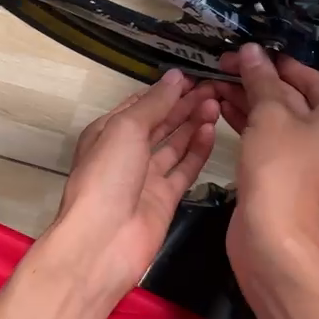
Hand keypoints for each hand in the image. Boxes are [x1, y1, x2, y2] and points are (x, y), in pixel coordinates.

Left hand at [43, 70, 220, 298]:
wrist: (103, 242)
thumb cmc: (107, 176)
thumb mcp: (126, 129)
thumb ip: (154, 103)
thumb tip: (175, 76)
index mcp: (109, 132)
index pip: (141, 104)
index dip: (166, 90)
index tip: (193, 76)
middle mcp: (127, 152)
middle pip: (161, 122)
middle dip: (184, 104)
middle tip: (213, 87)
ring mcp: (147, 177)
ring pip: (175, 144)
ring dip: (193, 123)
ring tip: (216, 104)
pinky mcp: (165, 198)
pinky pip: (185, 168)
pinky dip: (198, 149)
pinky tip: (212, 131)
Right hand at [217, 44, 318, 275]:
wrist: (274, 240)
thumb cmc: (280, 170)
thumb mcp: (269, 115)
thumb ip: (261, 79)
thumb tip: (252, 50)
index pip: (310, 78)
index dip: (277, 62)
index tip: (247, 52)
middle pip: (293, 98)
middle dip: (257, 81)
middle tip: (224, 65)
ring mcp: (310, 162)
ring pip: (278, 121)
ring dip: (248, 101)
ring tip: (215, 83)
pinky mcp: (288, 178)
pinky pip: (271, 141)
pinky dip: (249, 125)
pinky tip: (221, 108)